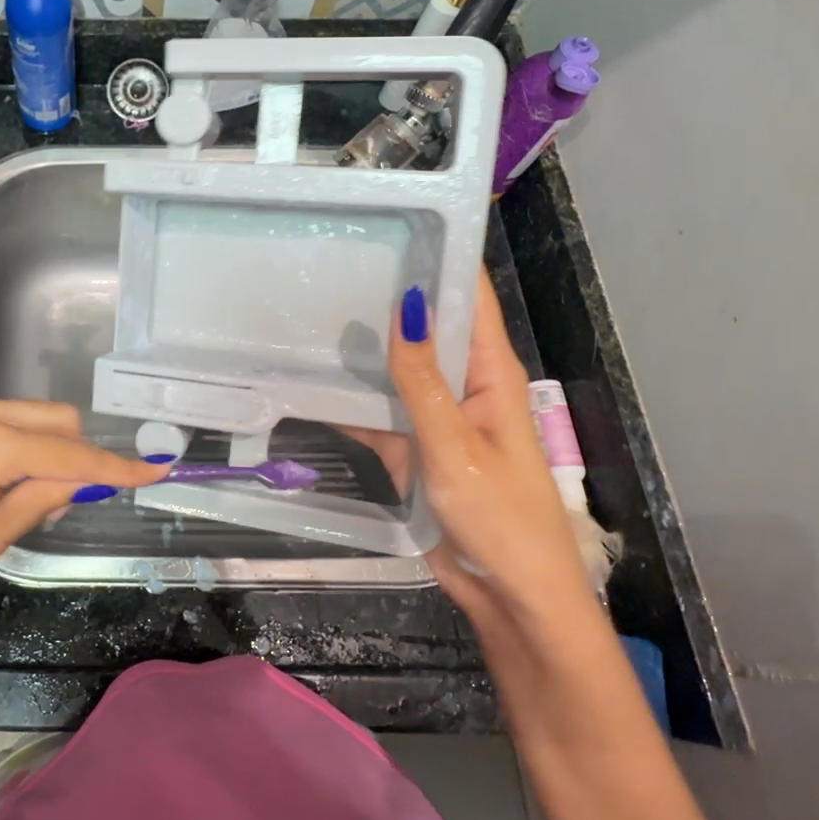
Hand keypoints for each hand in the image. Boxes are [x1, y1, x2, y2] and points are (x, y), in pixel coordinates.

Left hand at [0, 396, 167, 653]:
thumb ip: (35, 502)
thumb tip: (76, 483)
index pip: (71, 453)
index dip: (116, 468)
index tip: (154, 470)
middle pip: (47, 417)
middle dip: (73, 451)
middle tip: (73, 497)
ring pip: (9, 413)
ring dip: (30, 445)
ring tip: (12, 497)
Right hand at [340, 270, 590, 625]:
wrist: (511, 597)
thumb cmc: (500, 518)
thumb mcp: (456, 446)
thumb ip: (423, 382)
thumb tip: (406, 306)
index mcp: (491, 374)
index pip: (468, 299)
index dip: (440, 257)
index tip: (394, 222)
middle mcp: (464, 385)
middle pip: (425, 328)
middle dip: (386, 297)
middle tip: (329, 262)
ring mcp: (437, 418)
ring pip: (395, 371)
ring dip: (361, 352)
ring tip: (307, 313)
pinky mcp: (416, 449)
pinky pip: (378, 415)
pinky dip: (350, 404)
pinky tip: (309, 386)